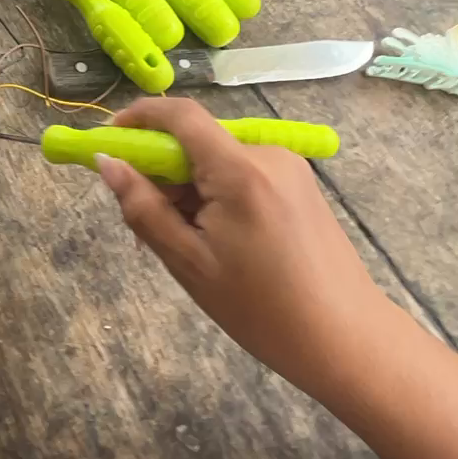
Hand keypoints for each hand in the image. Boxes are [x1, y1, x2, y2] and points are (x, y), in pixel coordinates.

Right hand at [96, 97, 392, 390]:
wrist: (350, 343)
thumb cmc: (262, 308)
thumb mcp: (188, 262)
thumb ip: (143, 207)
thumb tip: (107, 164)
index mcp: (239, 170)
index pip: (180, 115)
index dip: (138, 117)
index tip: (108, 138)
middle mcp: (266, 155)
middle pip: (196, 142)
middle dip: (161, 170)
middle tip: (143, 220)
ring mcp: (288, 168)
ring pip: (216, 161)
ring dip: (188, 188)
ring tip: (183, 244)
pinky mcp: (299, 185)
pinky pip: (240, 174)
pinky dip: (215, 195)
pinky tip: (215, 240)